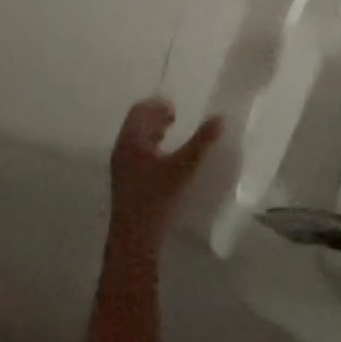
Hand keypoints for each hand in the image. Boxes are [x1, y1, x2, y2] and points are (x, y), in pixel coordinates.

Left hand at [109, 98, 221, 236]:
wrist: (134, 236)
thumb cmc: (156, 197)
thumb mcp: (182, 168)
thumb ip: (201, 142)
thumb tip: (219, 118)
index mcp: (131, 140)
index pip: (140, 109)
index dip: (158, 105)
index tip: (177, 109)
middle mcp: (122, 148)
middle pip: (136, 123)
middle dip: (156, 117)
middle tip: (177, 119)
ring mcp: (121, 165)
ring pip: (136, 138)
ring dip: (153, 132)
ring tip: (173, 136)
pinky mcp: (124, 179)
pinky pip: (136, 152)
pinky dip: (151, 146)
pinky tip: (166, 159)